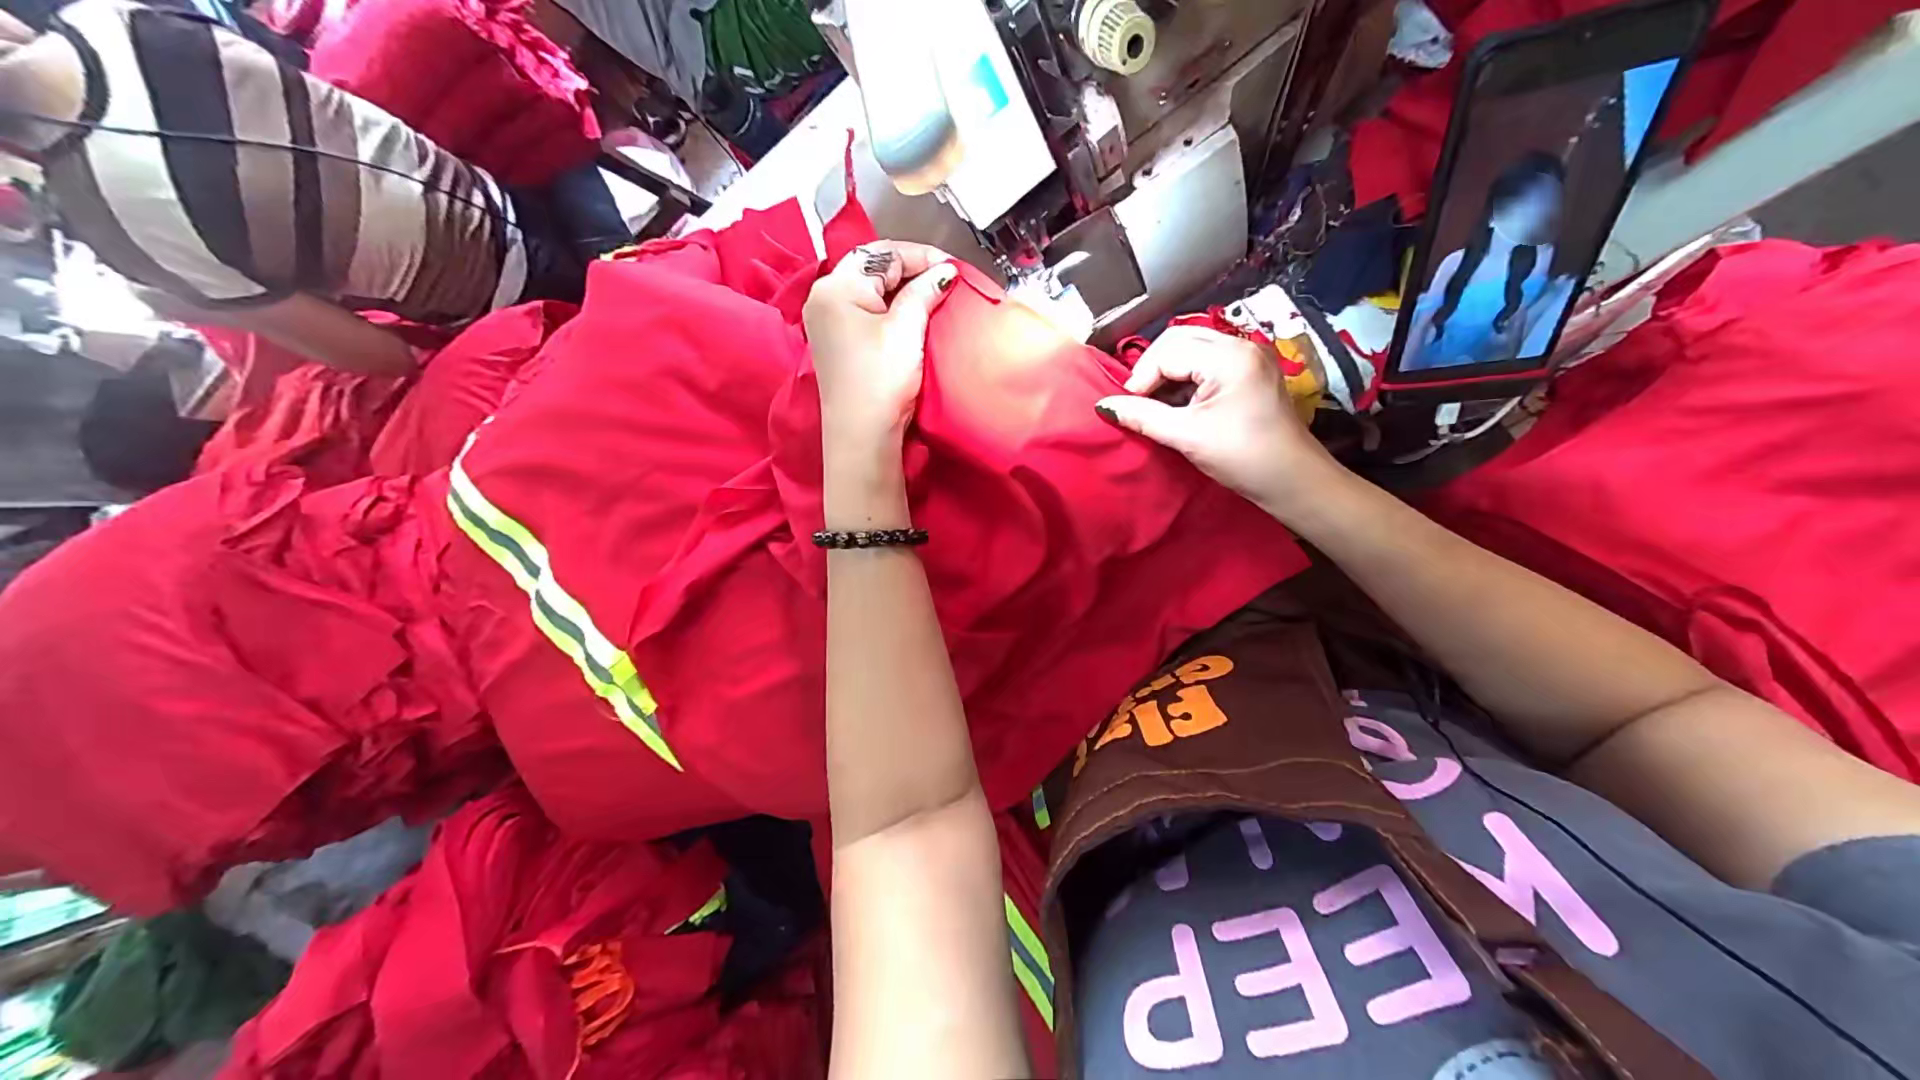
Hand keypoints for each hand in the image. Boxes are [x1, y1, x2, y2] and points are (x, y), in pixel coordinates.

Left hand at [803, 241, 959, 454]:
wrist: (862, 434)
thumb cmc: (879, 383)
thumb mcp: (906, 329)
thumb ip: (924, 292)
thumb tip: (943, 272)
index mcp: (835, 288)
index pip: (882, 253)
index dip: (920, 256)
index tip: (950, 267)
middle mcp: (824, 298)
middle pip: (873, 267)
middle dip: (911, 270)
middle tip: (944, 280)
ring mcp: (828, 321)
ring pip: (871, 288)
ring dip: (903, 289)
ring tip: (933, 296)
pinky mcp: (837, 340)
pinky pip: (866, 310)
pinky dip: (891, 308)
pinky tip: (913, 315)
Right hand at [1096, 326, 1341, 521]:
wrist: (1294, 480)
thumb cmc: (1243, 457)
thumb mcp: (1187, 436)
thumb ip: (1143, 416)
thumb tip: (1104, 406)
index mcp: (1229, 357)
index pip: (1168, 351)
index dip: (1141, 377)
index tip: (1129, 407)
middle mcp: (1241, 346)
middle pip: (1179, 339)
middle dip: (1152, 368)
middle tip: (1139, 401)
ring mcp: (1249, 357)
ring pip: (1192, 348)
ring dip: (1168, 373)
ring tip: (1156, 405)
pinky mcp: (1250, 372)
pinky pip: (1207, 362)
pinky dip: (1186, 378)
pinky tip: (1178, 404)